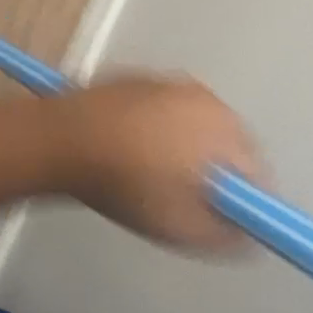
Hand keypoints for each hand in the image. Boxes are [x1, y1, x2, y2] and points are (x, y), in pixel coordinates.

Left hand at [57, 73, 265, 253]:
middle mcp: (199, 93)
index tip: (215, 217)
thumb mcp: (187, 229)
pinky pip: (158, 110)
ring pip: (190, 126)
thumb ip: (232, 235)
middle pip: (225, 144)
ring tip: (145, 174)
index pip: (256, 173)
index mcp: (223, 124)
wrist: (56, 137)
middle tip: (177, 198)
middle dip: (210, 171)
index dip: (240, 202)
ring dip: (179, 148)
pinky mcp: (127, 77)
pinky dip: (151, 128)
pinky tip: (124, 149)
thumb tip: (245, 230)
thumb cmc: (126, 182)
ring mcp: (160, 80)